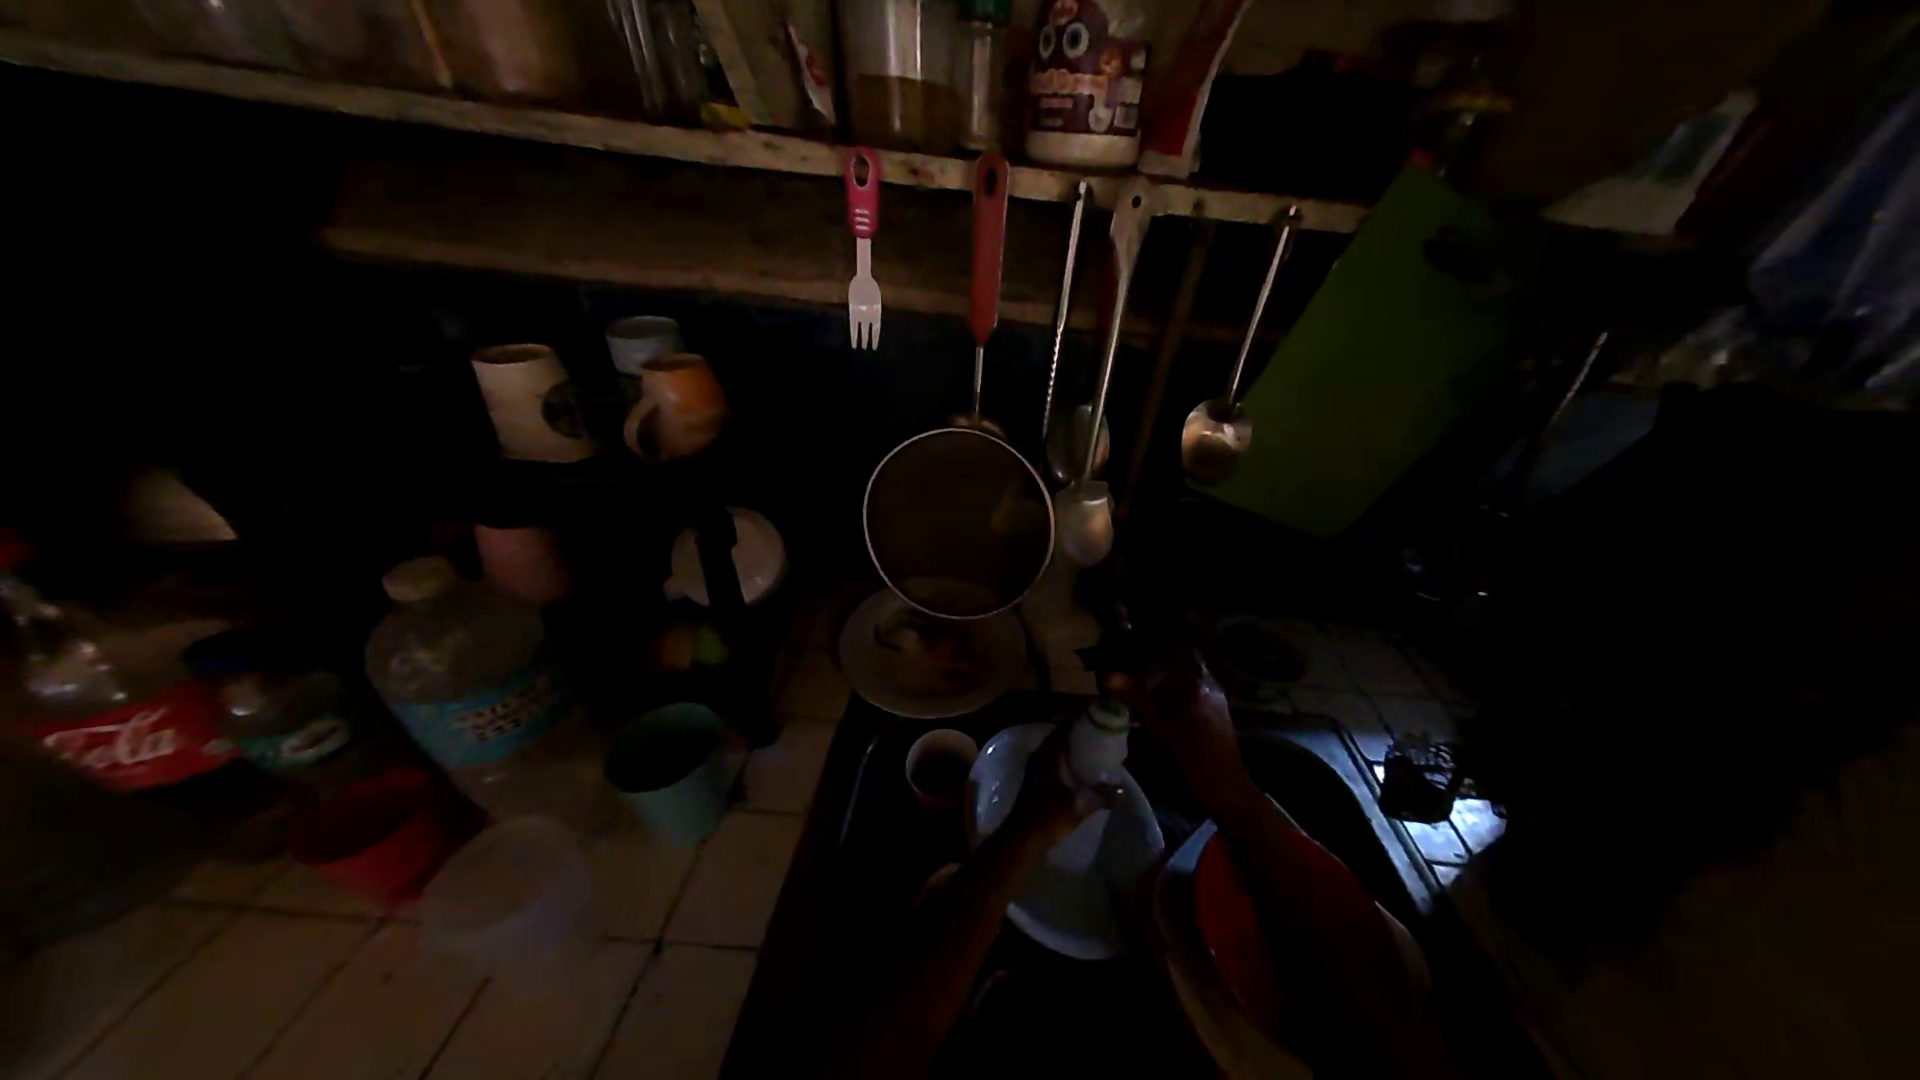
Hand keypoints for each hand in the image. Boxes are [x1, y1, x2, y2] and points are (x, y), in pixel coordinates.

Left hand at [1000, 727, 1115, 851]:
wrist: (1023, 838)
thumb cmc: (1049, 816)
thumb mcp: (1079, 808)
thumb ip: (1101, 798)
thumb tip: (1122, 793)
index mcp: (1047, 758)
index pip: (1060, 732)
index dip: (1073, 727)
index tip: (1090, 725)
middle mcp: (1037, 759)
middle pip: (1054, 741)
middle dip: (1071, 739)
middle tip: (1091, 739)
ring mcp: (1032, 771)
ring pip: (1050, 753)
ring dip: (1064, 751)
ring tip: (1086, 753)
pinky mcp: (1032, 783)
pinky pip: (1047, 764)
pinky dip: (1059, 763)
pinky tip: (1073, 772)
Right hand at [1106, 654, 1248, 805]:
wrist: (1226, 789)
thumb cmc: (1195, 755)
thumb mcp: (1162, 727)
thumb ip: (1137, 698)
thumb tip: (1109, 676)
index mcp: (1199, 684)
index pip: (1178, 651)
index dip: (1154, 647)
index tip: (1131, 647)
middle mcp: (1208, 687)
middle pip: (1178, 667)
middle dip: (1152, 667)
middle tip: (1126, 670)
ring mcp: (1211, 702)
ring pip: (1181, 683)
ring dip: (1159, 684)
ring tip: (1133, 688)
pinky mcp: (1210, 716)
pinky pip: (1186, 697)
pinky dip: (1168, 699)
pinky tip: (1151, 708)